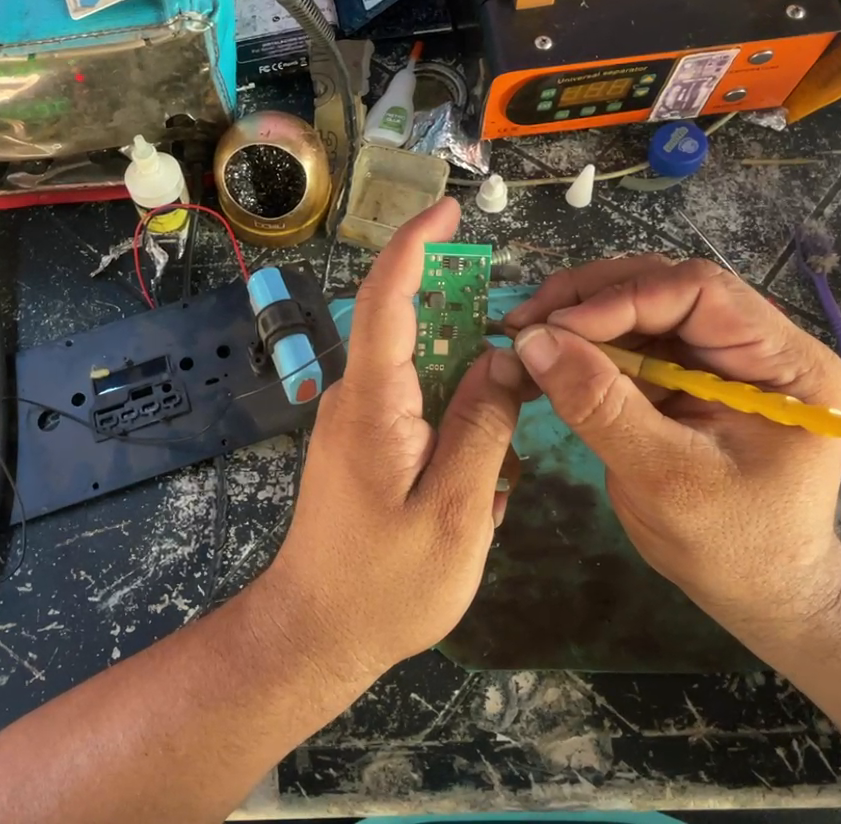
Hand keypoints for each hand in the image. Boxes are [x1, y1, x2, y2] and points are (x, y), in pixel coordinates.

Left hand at [248, 199, 525, 683]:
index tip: (450, 210)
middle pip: (413, 330)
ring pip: (421, 372)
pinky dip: (454, 421)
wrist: (317, 630)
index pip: (389, 298)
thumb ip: (483, 427)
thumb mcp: (454, 511)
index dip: (417, 245)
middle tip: (523, 368)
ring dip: (469, 390)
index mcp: (374, 401)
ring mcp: (355, 419)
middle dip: (469, 329)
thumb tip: (507, 360)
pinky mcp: (362, 442)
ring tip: (500, 451)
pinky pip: (416, 406)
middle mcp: (356, 396)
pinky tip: (477, 476)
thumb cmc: (385, 584)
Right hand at [503, 258, 840, 639]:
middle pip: (663, 286)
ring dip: (577, 315)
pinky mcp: (679, 374)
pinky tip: (543, 356)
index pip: (700, 292)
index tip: (556, 329)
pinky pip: (625, 340)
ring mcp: (713, 357)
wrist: (758, 590)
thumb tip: (531, 340)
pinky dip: (579, 343)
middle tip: (526, 323)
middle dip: (589, 298)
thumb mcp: (662, 478)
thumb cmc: (731, 544)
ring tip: (527, 335)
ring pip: (638, 305)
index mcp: (781, 362)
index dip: (622, 299)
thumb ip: (600, 406)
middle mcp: (752, 344)